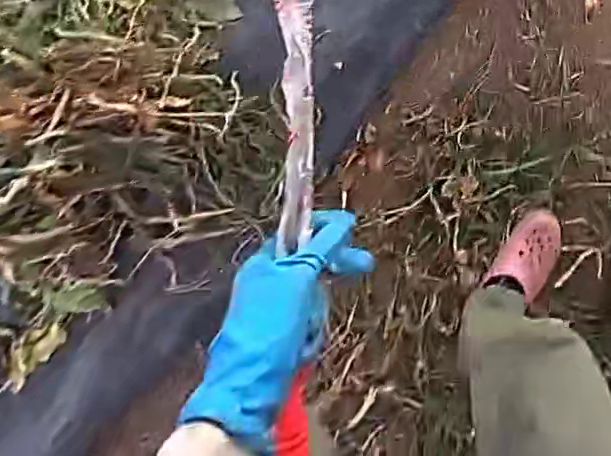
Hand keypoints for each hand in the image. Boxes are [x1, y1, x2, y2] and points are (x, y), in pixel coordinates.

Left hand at [178, 211, 374, 453]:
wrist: (247, 390)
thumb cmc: (270, 325)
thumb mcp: (300, 275)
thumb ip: (323, 245)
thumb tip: (345, 220)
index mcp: (264, 263)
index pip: (299, 231)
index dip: (325, 227)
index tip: (351, 229)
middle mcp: (269, 283)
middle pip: (312, 261)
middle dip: (335, 268)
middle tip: (363, 265)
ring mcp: (276, 309)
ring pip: (315, 292)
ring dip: (319, 308)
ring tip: (310, 328)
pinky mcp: (284, 333)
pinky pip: (310, 318)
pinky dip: (313, 329)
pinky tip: (305, 343)